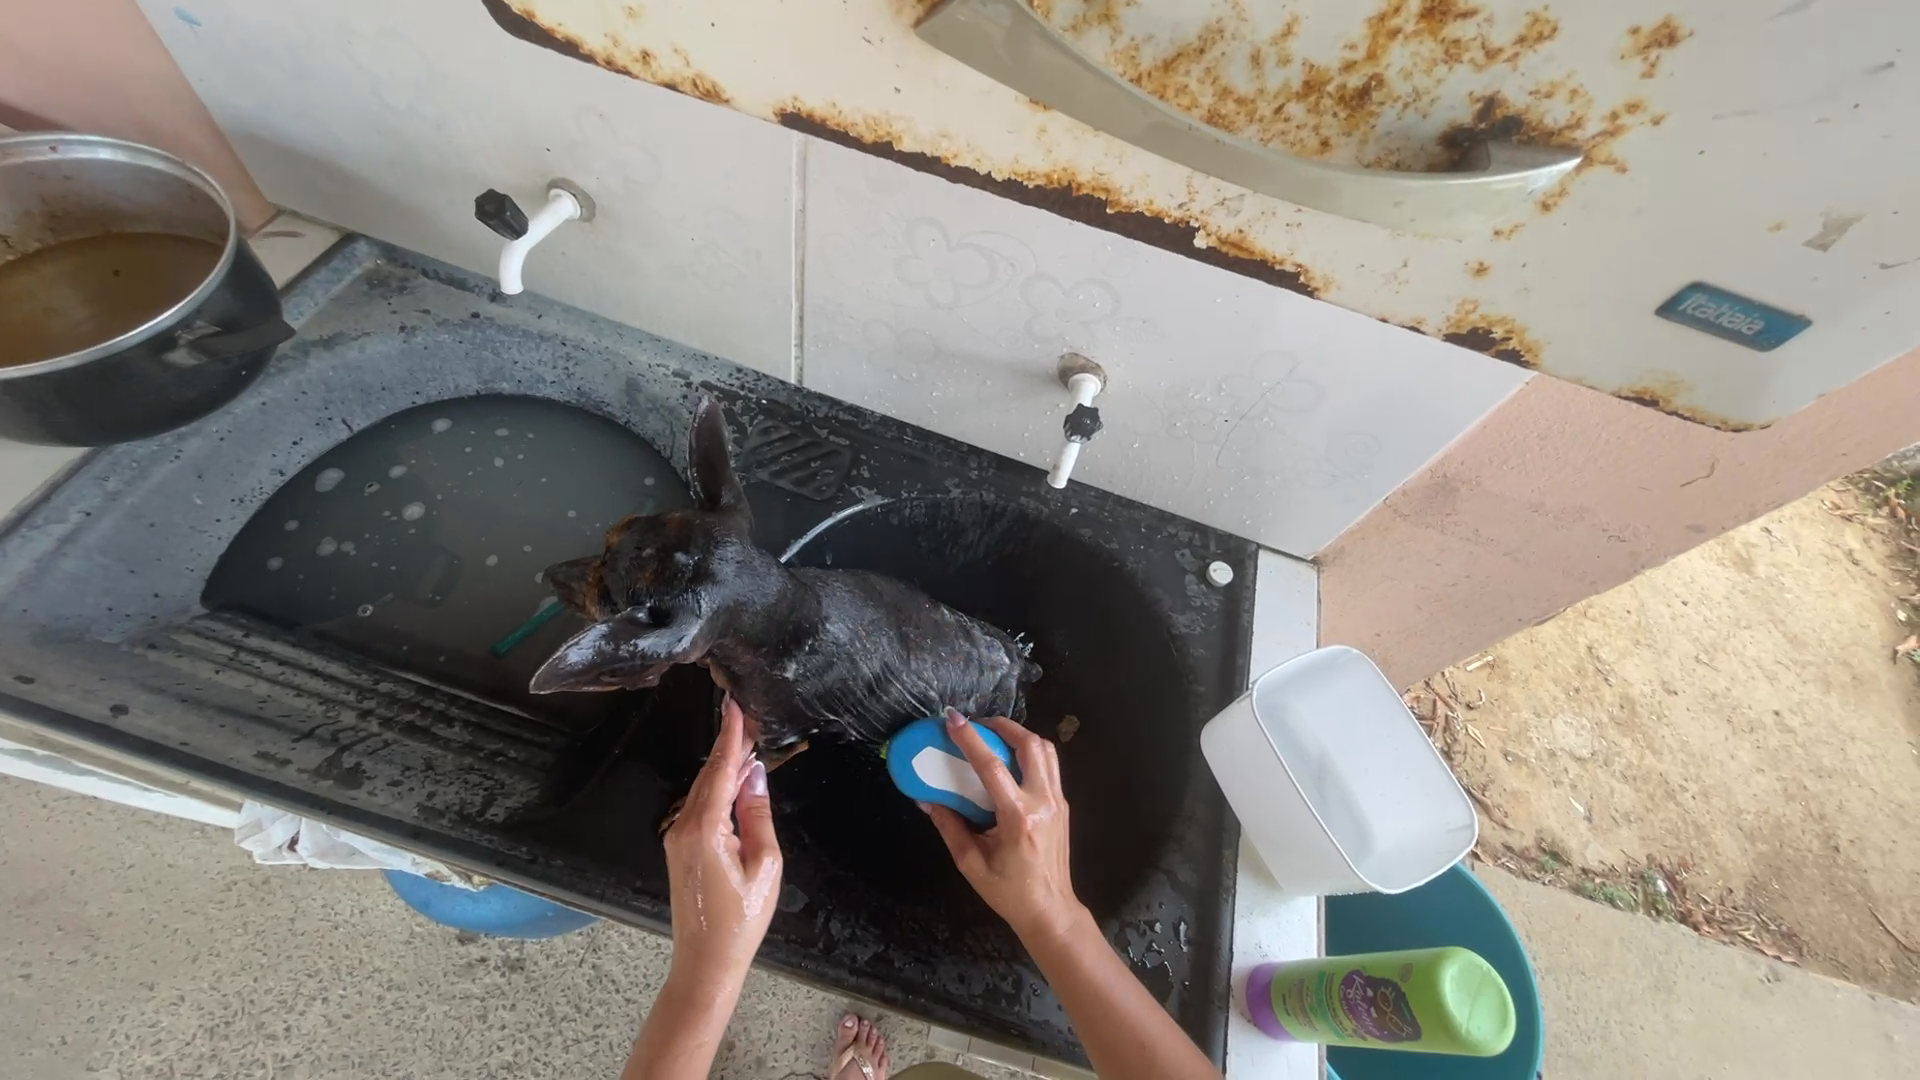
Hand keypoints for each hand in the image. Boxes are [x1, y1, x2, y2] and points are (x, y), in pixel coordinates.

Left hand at [662, 694, 781, 985]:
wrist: (706, 962)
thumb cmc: (742, 917)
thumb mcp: (765, 863)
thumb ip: (758, 814)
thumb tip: (756, 774)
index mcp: (704, 828)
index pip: (720, 770)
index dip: (731, 736)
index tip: (736, 706)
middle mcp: (683, 826)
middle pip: (709, 775)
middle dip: (730, 744)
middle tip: (748, 715)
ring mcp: (677, 837)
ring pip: (704, 789)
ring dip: (725, 765)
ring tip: (748, 740)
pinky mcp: (680, 847)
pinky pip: (701, 805)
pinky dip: (719, 786)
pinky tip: (736, 778)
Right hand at [923, 708, 1088, 944]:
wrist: (1050, 911)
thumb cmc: (1008, 891)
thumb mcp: (970, 863)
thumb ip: (949, 826)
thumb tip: (926, 799)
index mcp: (1018, 816)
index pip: (992, 766)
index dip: (970, 739)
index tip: (953, 719)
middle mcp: (1043, 801)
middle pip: (1029, 745)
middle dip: (1003, 725)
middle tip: (978, 723)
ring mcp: (1058, 800)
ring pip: (1045, 750)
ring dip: (1020, 735)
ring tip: (995, 735)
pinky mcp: (1063, 804)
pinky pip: (1050, 765)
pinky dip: (1031, 751)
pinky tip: (1012, 758)